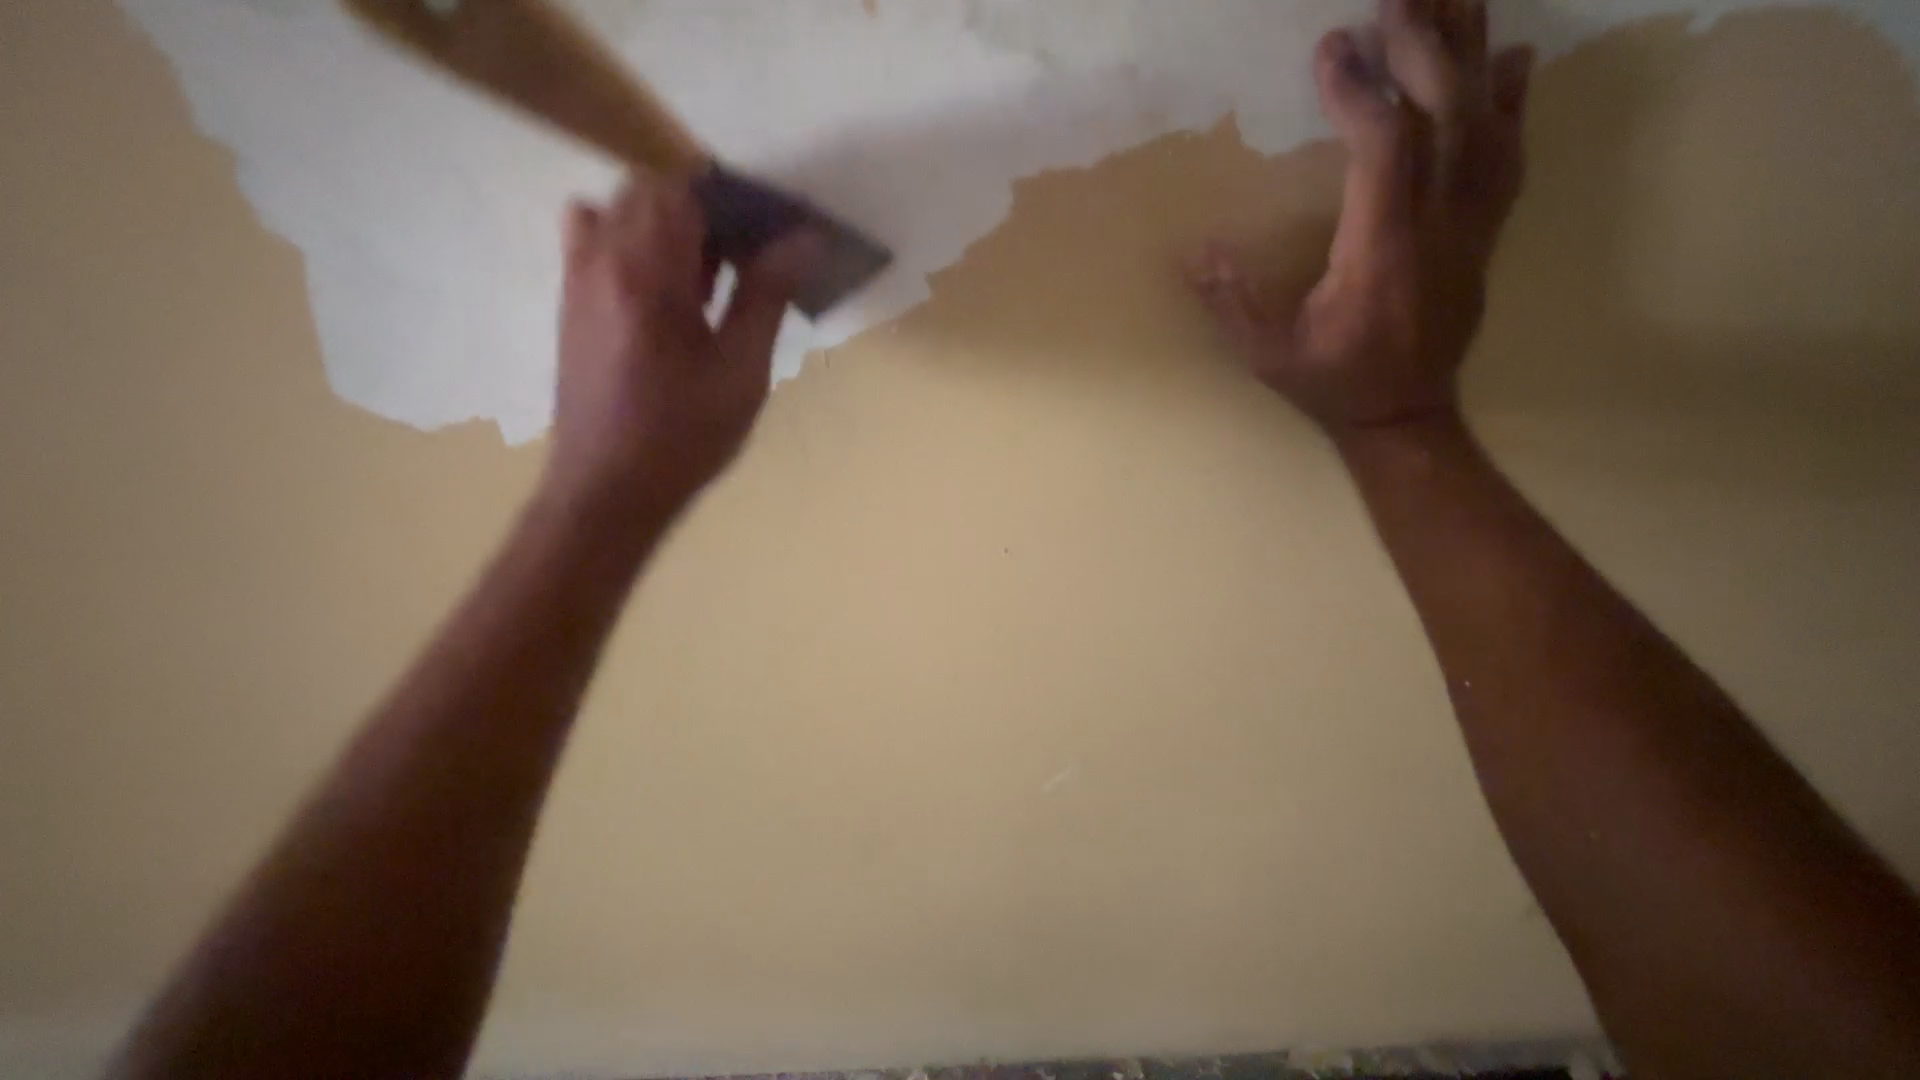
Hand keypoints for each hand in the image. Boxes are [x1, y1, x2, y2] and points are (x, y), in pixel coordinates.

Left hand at [546, 176, 817, 516]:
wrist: (608, 490)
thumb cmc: (684, 436)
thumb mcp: (742, 370)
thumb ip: (767, 294)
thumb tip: (804, 237)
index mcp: (647, 272)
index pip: (684, 191)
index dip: (732, 201)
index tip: (769, 234)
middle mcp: (601, 259)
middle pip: (649, 192)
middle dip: (701, 211)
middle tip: (743, 260)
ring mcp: (577, 278)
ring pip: (619, 211)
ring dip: (666, 227)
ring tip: (705, 279)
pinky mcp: (570, 303)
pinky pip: (594, 240)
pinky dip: (631, 244)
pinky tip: (665, 293)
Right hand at [1189, 0, 1533, 440]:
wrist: (1406, 418)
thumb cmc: (1332, 385)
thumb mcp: (1267, 355)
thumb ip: (1232, 302)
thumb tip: (1194, 251)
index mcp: (1382, 253)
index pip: (1386, 149)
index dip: (1361, 91)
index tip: (1332, 46)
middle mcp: (1439, 228)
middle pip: (1447, 115)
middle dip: (1423, 44)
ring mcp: (1472, 227)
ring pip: (1487, 124)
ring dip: (1470, 52)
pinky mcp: (1485, 232)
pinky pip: (1511, 156)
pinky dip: (1513, 100)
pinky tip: (1511, 55)